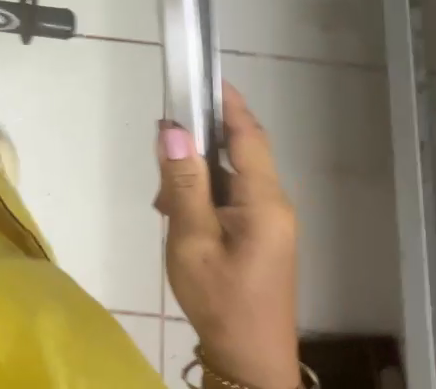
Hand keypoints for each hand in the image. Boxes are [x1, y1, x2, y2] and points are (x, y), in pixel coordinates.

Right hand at [157, 84, 300, 388]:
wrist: (248, 360)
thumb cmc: (220, 299)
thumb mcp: (192, 239)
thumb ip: (183, 182)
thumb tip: (173, 127)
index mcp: (265, 203)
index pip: (249, 136)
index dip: (228, 102)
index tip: (202, 75)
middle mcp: (273, 206)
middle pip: (239, 153)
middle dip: (198, 143)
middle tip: (161, 151)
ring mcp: (268, 224)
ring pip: (230, 177)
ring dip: (195, 175)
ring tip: (163, 198)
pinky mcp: (259, 238)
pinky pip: (229, 198)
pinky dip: (201, 195)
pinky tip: (177, 214)